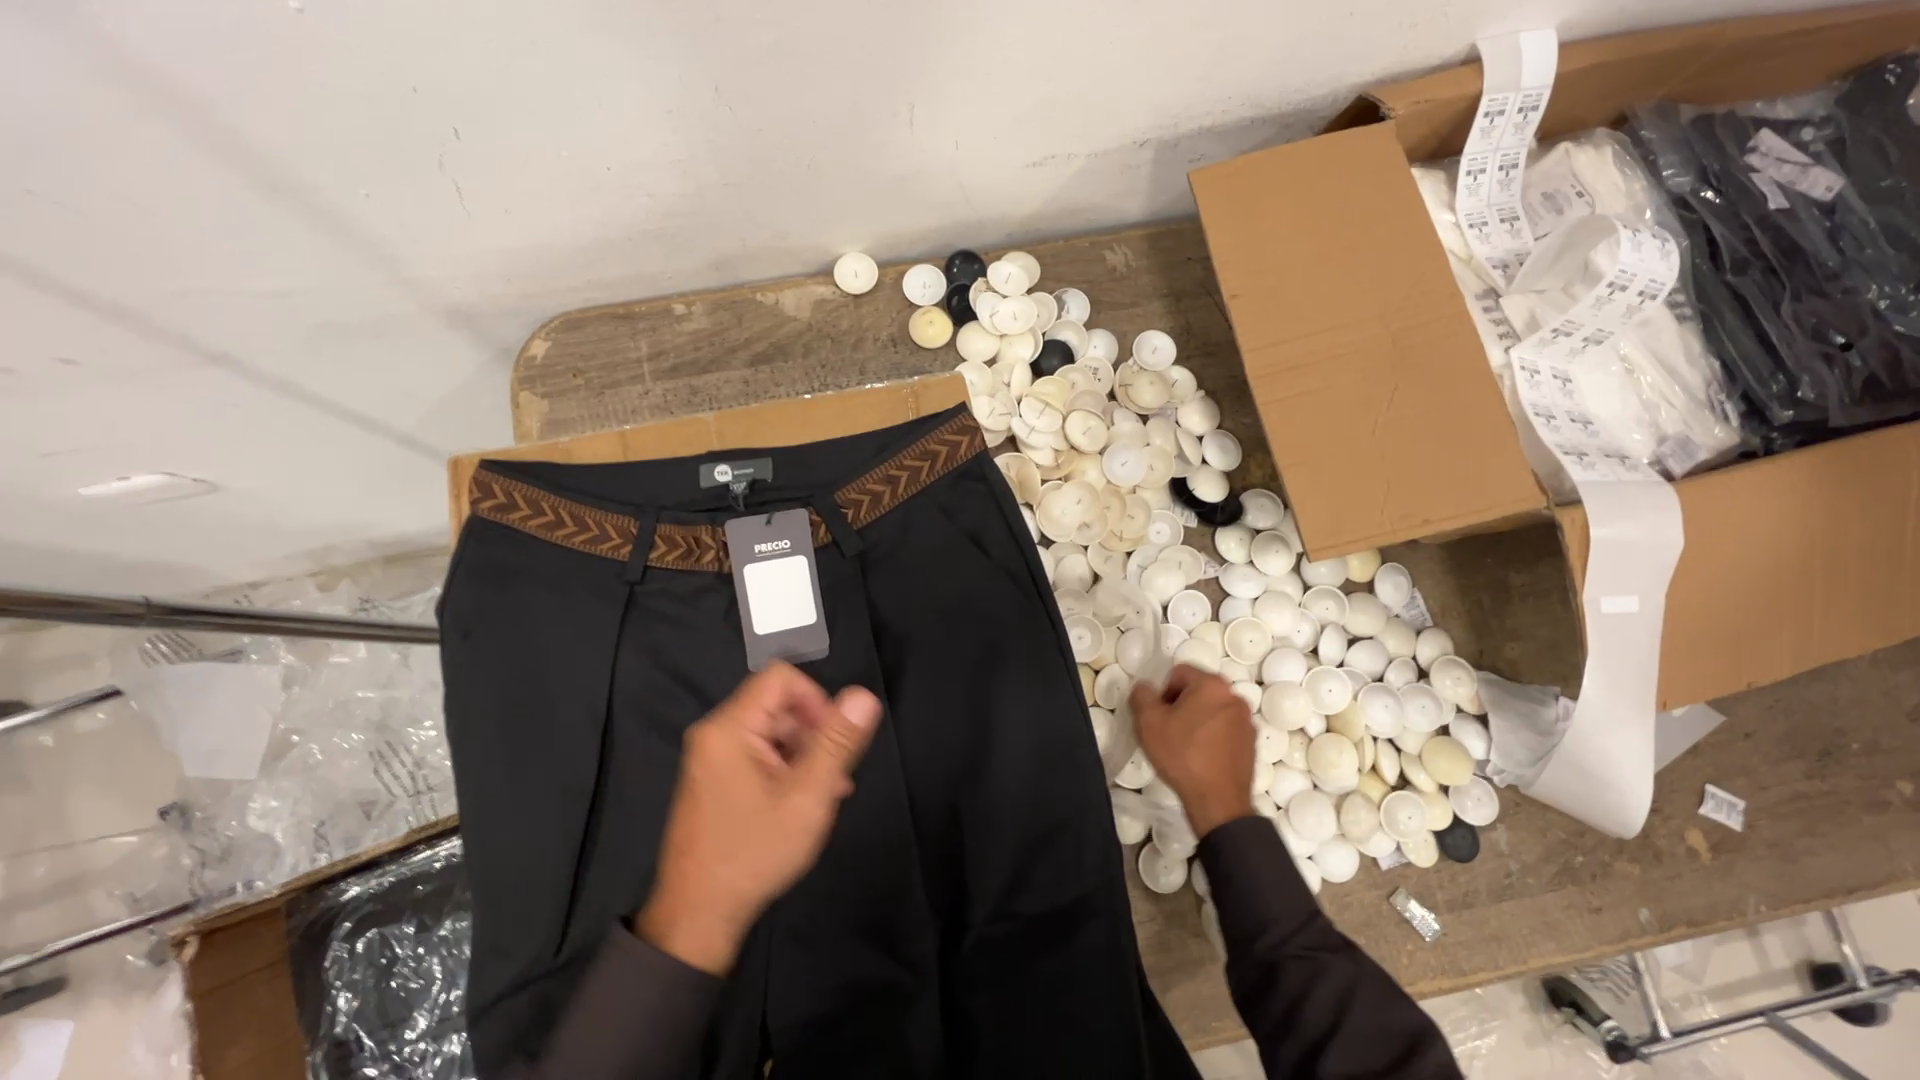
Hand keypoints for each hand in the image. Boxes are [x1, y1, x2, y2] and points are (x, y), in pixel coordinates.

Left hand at [636, 663, 881, 973]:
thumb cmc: (754, 852)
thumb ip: (838, 742)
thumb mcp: (807, 796)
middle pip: (777, 705)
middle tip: (835, 775)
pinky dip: (785, 769)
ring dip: (804, 754)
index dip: (817, 699)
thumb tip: (863, 696)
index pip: (781, 678)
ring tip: (824, 795)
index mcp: (729, 728)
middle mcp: (714, 734)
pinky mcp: (713, 782)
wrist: (697, 915)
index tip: (835, 741)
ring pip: (770, 732)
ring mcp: (710, 759)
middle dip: (814, 731)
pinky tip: (804, 803)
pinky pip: (756, 756)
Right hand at [1129, 664, 1255, 837]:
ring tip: (1184, 747)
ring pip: (1212, 711)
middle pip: (1197, 691)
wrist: (1218, 801)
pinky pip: (1225, 730)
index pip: (1178, 673)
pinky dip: (1212, 737)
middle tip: (1167, 730)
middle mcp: (1234, 697)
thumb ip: (1142, 695)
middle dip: (1180, 706)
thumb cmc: (1182, 755)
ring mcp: (1246, 721)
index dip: (1162, 692)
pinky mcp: (1251, 743)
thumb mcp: (1148, 722)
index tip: (1157, 716)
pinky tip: (1201, 758)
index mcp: (1212, 685)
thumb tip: (1146, 689)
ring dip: (1196, 721)